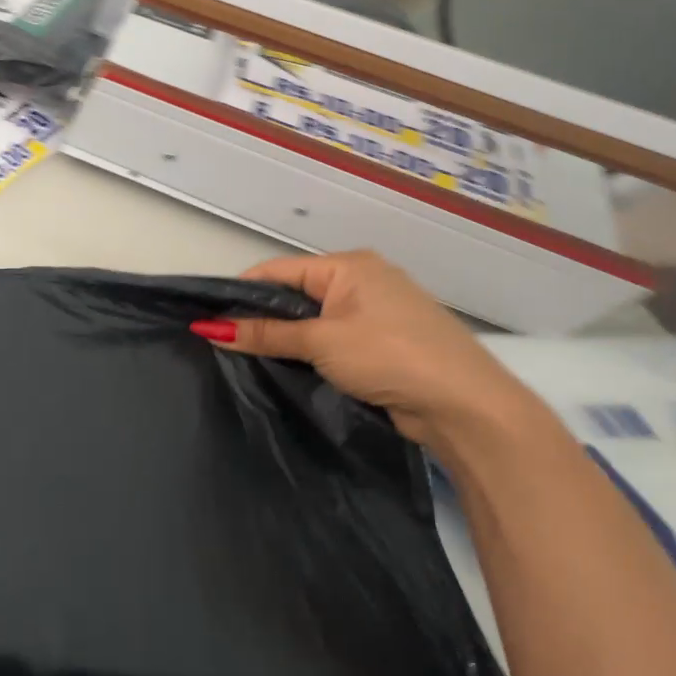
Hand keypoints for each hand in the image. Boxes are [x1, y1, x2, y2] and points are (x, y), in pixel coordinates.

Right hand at [192, 251, 533, 450]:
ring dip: (283, 337)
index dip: (238, 295)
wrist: (470, 409)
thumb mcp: (319, 343)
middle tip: (223, 343)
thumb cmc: (392, 358)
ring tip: (248, 356)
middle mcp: (363, 280)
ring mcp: (376, 311)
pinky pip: (330, 336)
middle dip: (259, 317)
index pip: (275, 272)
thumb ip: (262, 334)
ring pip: (309, 318)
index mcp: (349, 266)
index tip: (206, 321)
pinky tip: (288, 366)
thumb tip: (205, 328)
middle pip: (291, 294)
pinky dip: (307, 349)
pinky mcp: (384, 342)